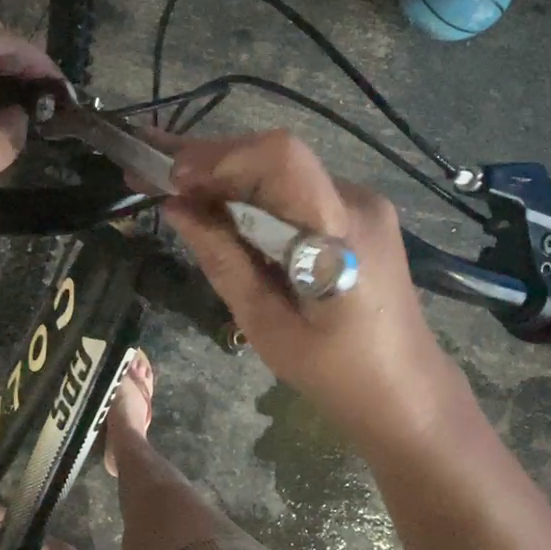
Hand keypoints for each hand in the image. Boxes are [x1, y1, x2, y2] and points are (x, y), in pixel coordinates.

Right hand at [160, 130, 466, 448]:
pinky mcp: (353, 212)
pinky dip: (245, 191)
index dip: (220, 157)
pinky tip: (210, 204)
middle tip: (143, 171)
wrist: (406, 391)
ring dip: (221, 174)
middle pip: (272, 157)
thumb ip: (221, 258)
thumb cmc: (334, 371)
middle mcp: (355, 202)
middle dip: (205, 162)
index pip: (281, 160)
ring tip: (165, 184)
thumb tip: (174, 206)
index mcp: (338, 235)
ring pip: (277, 169)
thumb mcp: (263, 323)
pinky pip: (290, 187)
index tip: (170, 178)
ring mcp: (360, 203)